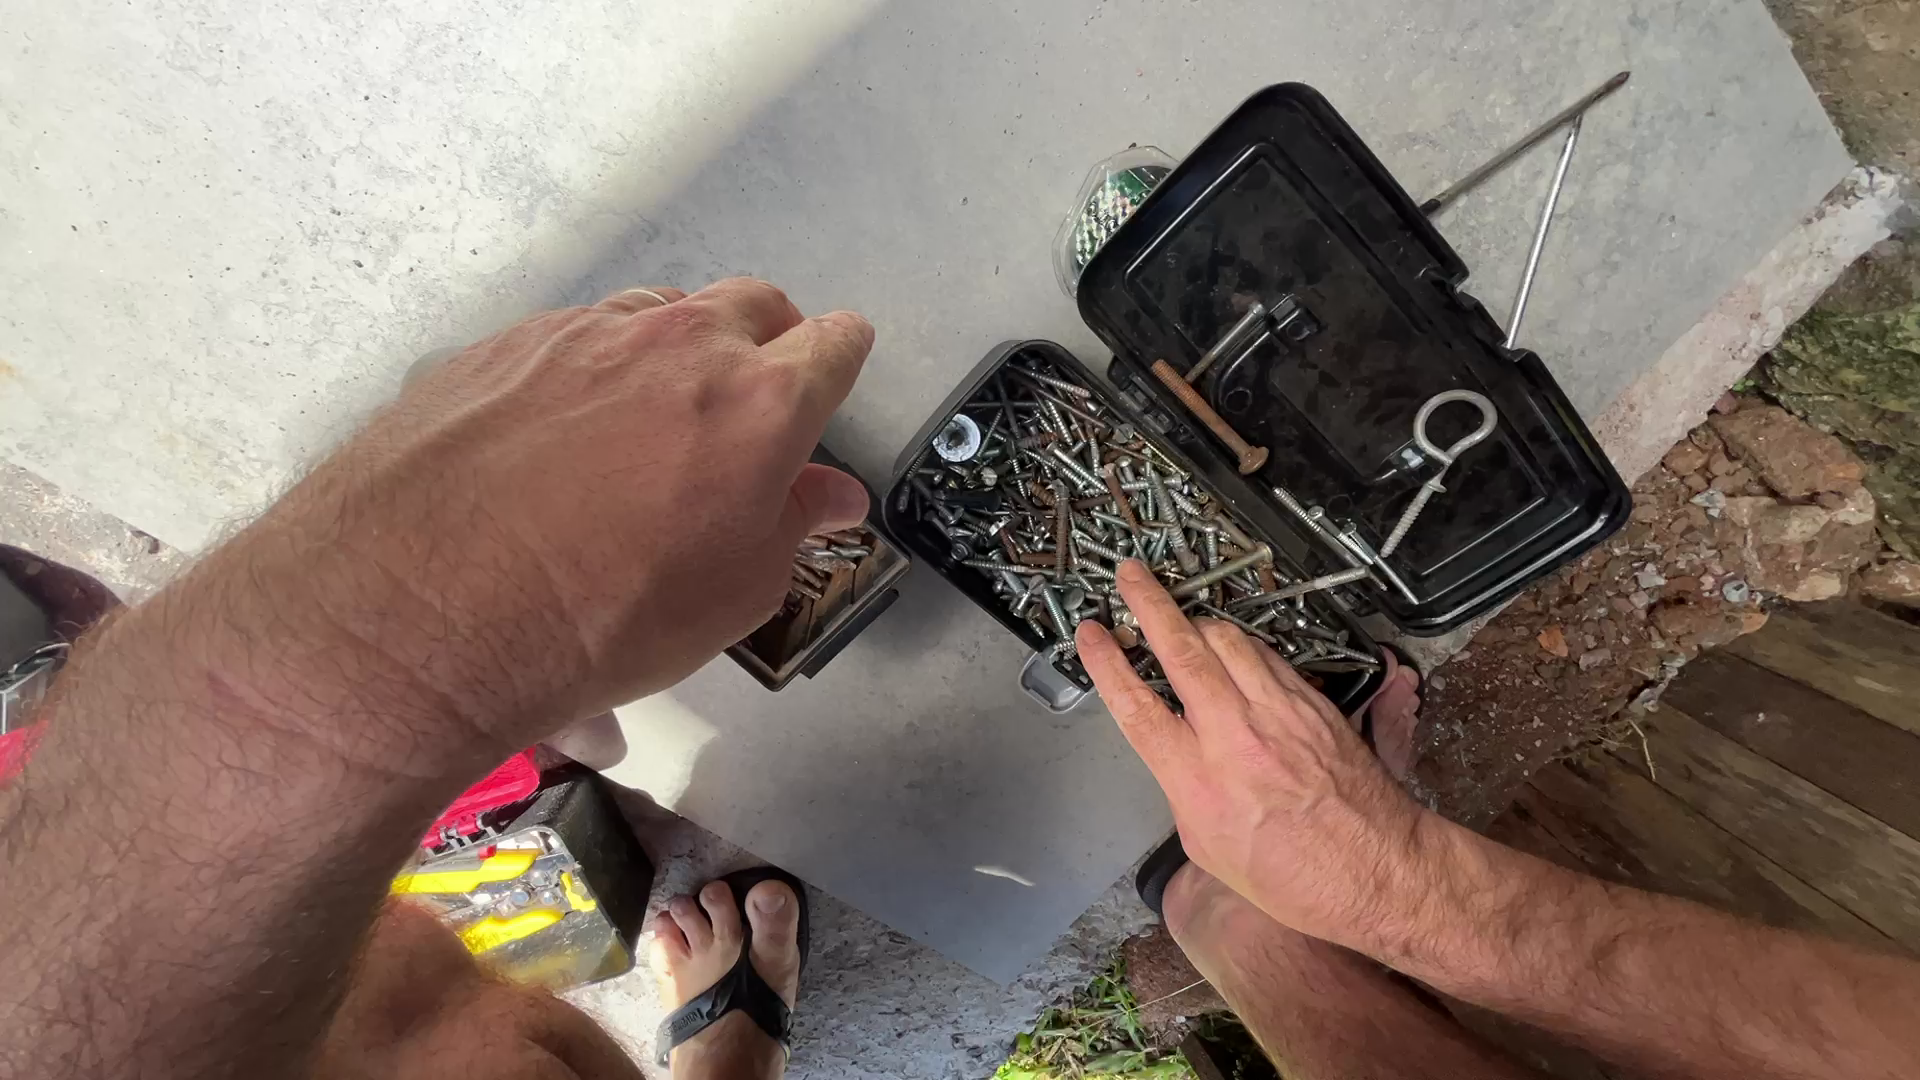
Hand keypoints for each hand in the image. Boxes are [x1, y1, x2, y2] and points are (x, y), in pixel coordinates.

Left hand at [192, 279, 873, 765]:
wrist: (416, 616)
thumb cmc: (616, 616)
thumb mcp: (739, 589)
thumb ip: (797, 521)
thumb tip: (840, 494)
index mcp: (761, 402)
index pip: (835, 345)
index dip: (845, 359)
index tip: (836, 378)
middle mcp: (683, 343)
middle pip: (758, 303)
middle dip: (775, 342)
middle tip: (756, 405)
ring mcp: (589, 331)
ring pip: (671, 310)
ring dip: (691, 348)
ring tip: (663, 420)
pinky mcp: (509, 340)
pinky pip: (588, 331)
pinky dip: (611, 363)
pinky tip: (575, 429)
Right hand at [1075, 560, 1432, 945]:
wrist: (1378, 873)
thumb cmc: (1287, 874)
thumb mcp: (1204, 841)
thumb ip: (1179, 780)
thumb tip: (1170, 740)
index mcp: (1198, 781)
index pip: (1137, 706)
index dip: (1106, 663)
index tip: (1090, 633)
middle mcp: (1235, 737)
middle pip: (1181, 651)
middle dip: (1150, 605)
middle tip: (1131, 575)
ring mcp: (1279, 713)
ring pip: (1227, 640)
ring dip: (1195, 622)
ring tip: (1180, 619)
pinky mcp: (1310, 703)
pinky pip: (1265, 654)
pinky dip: (1238, 644)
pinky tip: (1229, 649)